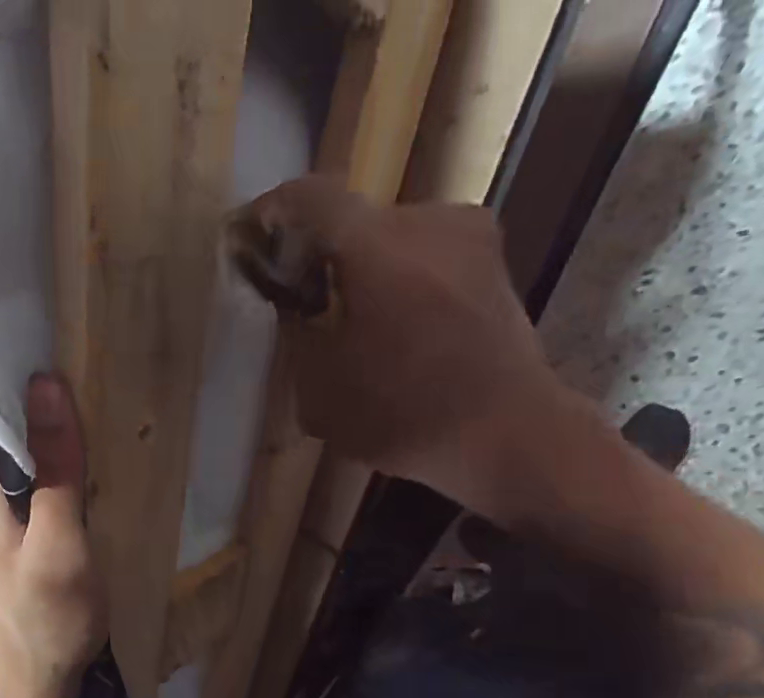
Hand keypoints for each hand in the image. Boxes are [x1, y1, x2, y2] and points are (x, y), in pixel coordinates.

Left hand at [0, 374, 104, 697]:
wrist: (36, 683)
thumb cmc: (51, 617)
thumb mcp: (60, 541)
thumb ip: (55, 467)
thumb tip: (45, 384)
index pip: (8, 413)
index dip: (49, 399)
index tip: (95, 391)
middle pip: (19, 434)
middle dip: (61, 426)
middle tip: (111, 429)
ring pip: (31, 461)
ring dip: (66, 455)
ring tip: (107, 455)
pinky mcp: (10, 533)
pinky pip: (36, 488)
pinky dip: (63, 482)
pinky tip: (90, 491)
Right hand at [241, 175, 576, 499]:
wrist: (509, 434)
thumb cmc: (406, 416)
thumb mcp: (322, 392)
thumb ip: (296, 337)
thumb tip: (295, 310)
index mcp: (377, 245)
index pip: (311, 197)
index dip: (274, 211)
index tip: (254, 236)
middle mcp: (428, 220)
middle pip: (356, 220)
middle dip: (326, 254)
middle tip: (306, 297)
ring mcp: (471, 238)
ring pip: (396, 240)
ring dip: (368, 270)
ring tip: (356, 320)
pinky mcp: (495, 263)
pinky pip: (430, 258)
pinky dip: (405, 282)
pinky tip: (401, 329)